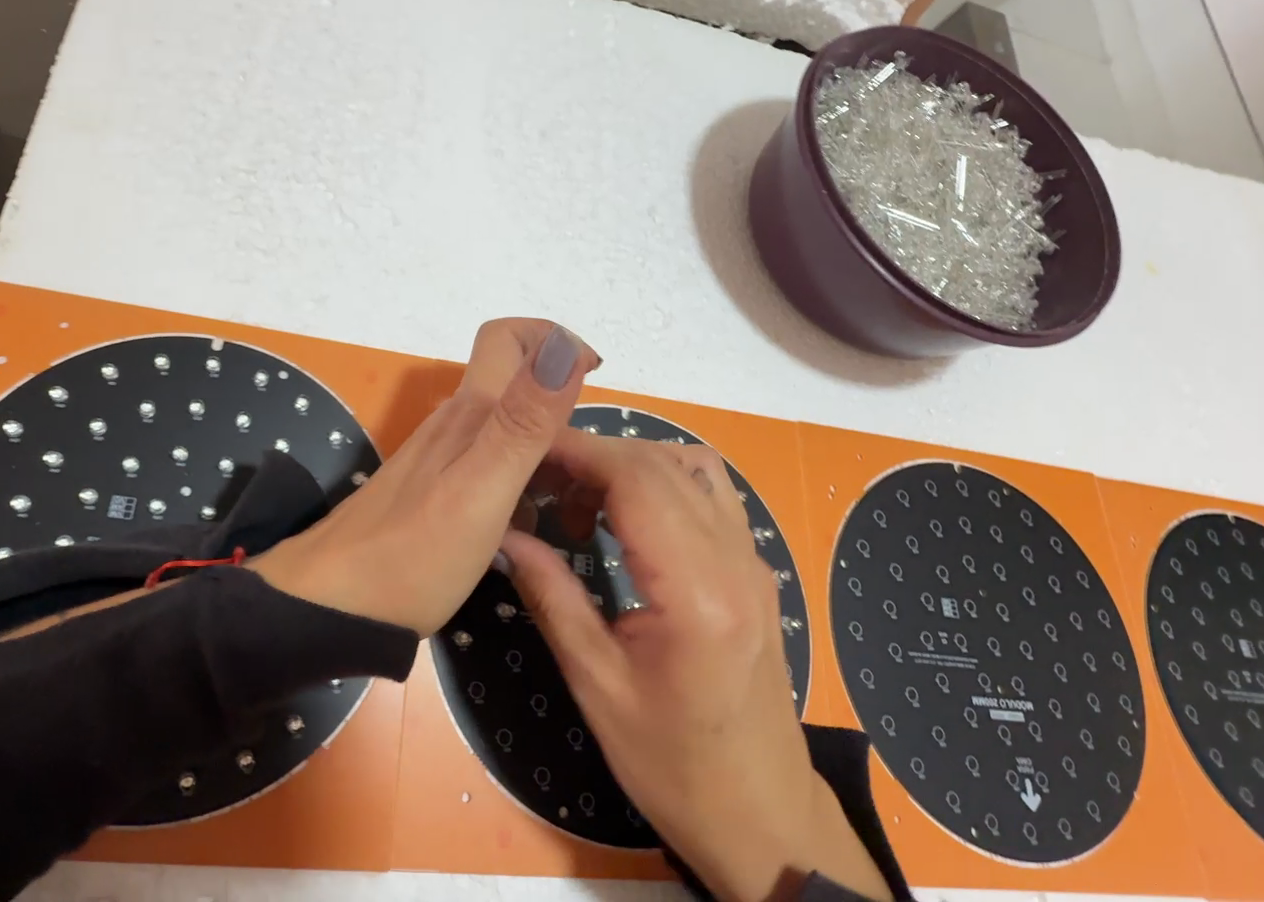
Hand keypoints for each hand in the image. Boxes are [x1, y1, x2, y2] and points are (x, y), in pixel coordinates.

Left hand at [250, 320, 598, 636]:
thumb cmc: (413, 554)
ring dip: (545, 451)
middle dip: (561, 409)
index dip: (553, 337)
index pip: (509, 338)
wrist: (331, 605)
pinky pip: (489, 466)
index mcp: (471, 413)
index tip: (597, 373)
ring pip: (504, 429)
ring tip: (570, 507)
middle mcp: (454, 424)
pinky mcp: (431, 490)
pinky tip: (525, 526)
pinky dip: (520, 482)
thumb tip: (562, 346)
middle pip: (515, 385)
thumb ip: (524, 421)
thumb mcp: (483, 490)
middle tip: (594, 472)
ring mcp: (439, 458)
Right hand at [500, 433, 888, 901]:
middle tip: (538, 478)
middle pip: (661, 464)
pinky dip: (662, 483)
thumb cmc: (671, 763)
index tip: (527, 451)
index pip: (636, 479)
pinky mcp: (755, 570)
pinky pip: (711, 495)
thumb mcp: (596, 684)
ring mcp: (754, 561)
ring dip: (629, 464)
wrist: (760, 813)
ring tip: (579, 498)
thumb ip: (551, 597)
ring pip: (691, 469)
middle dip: (593, 454)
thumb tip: (503, 534)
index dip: (578, 451)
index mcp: (697, 591)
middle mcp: (736, 560)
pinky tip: (625, 516)